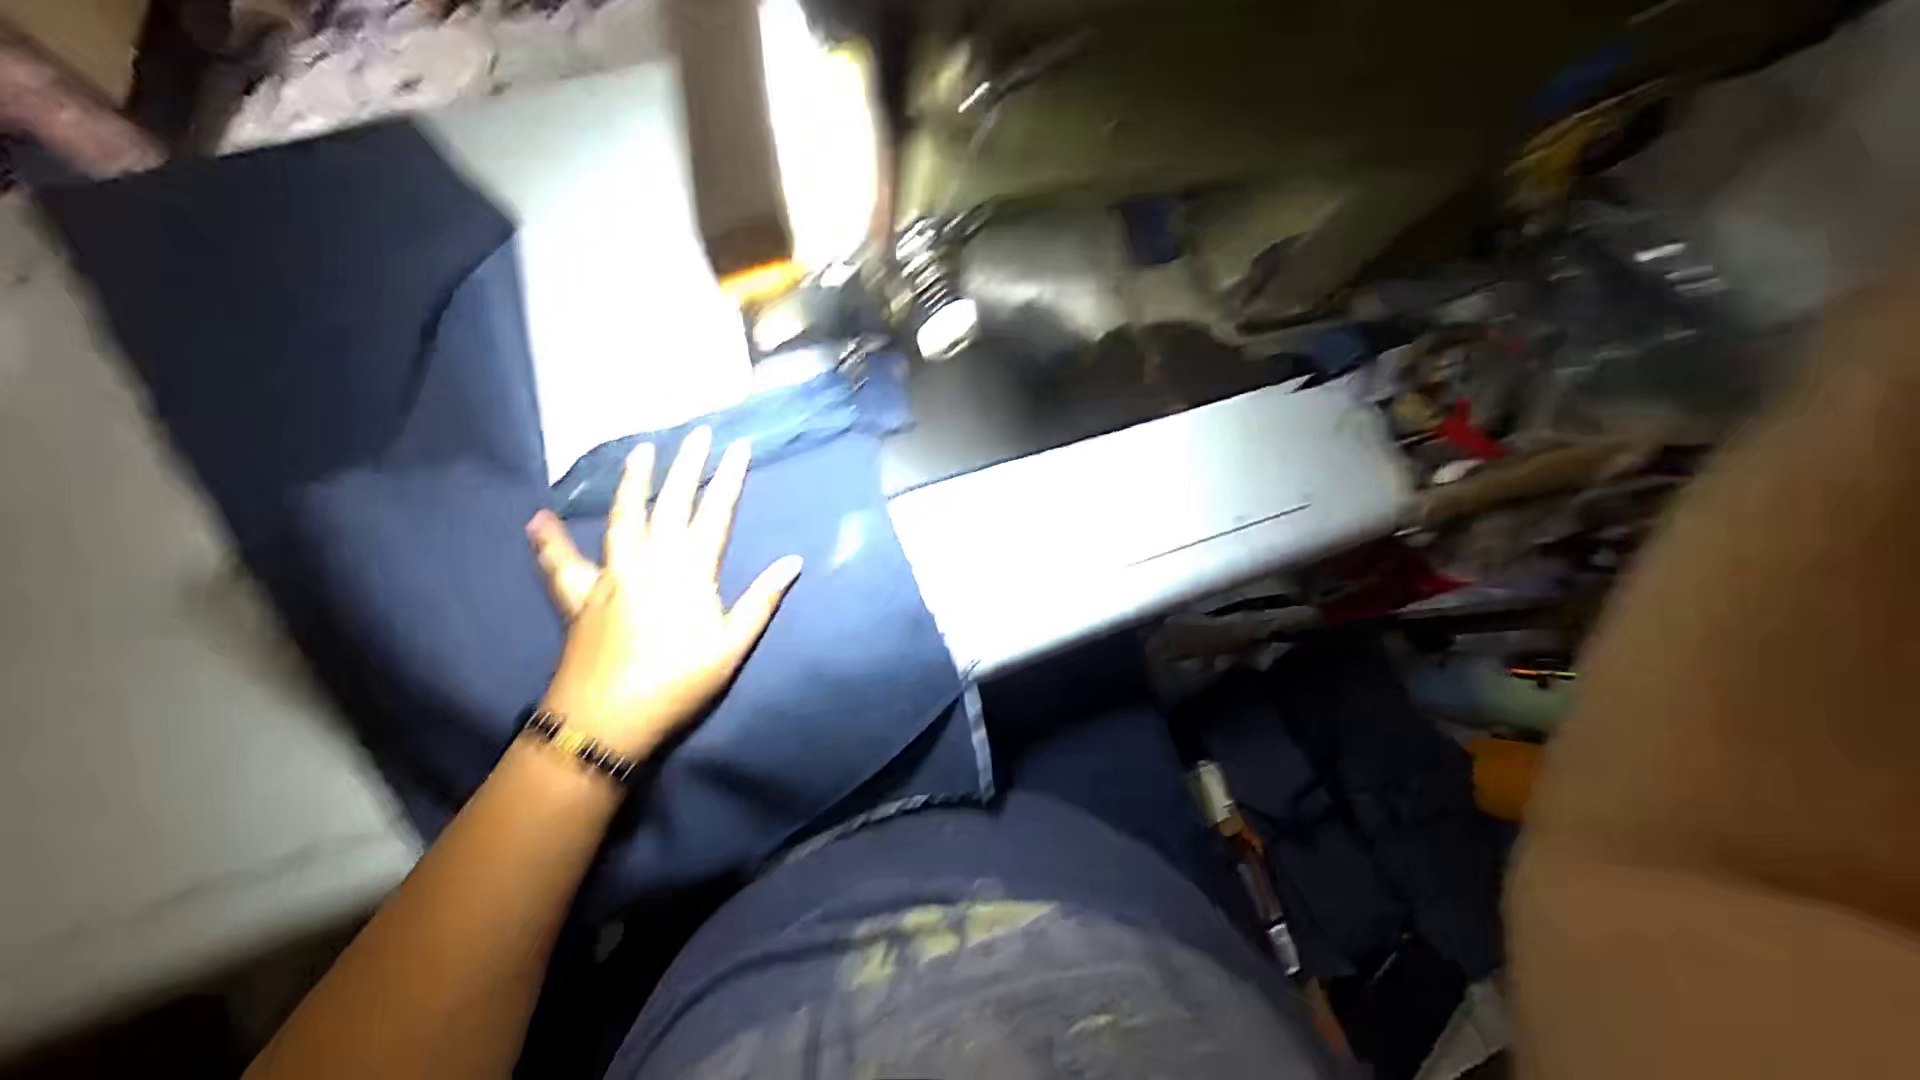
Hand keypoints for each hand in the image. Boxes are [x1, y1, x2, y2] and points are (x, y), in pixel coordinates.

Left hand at [525, 427, 801, 757]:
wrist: (607, 719)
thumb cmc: (679, 682)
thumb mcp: (732, 645)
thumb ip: (761, 600)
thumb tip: (793, 562)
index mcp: (689, 571)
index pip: (715, 513)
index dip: (728, 477)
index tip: (738, 446)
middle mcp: (649, 561)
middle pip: (671, 503)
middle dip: (687, 465)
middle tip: (698, 433)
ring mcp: (611, 575)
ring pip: (623, 518)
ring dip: (633, 482)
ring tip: (639, 451)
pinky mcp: (581, 595)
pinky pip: (563, 564)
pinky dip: (550, 542)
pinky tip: (537, 520)